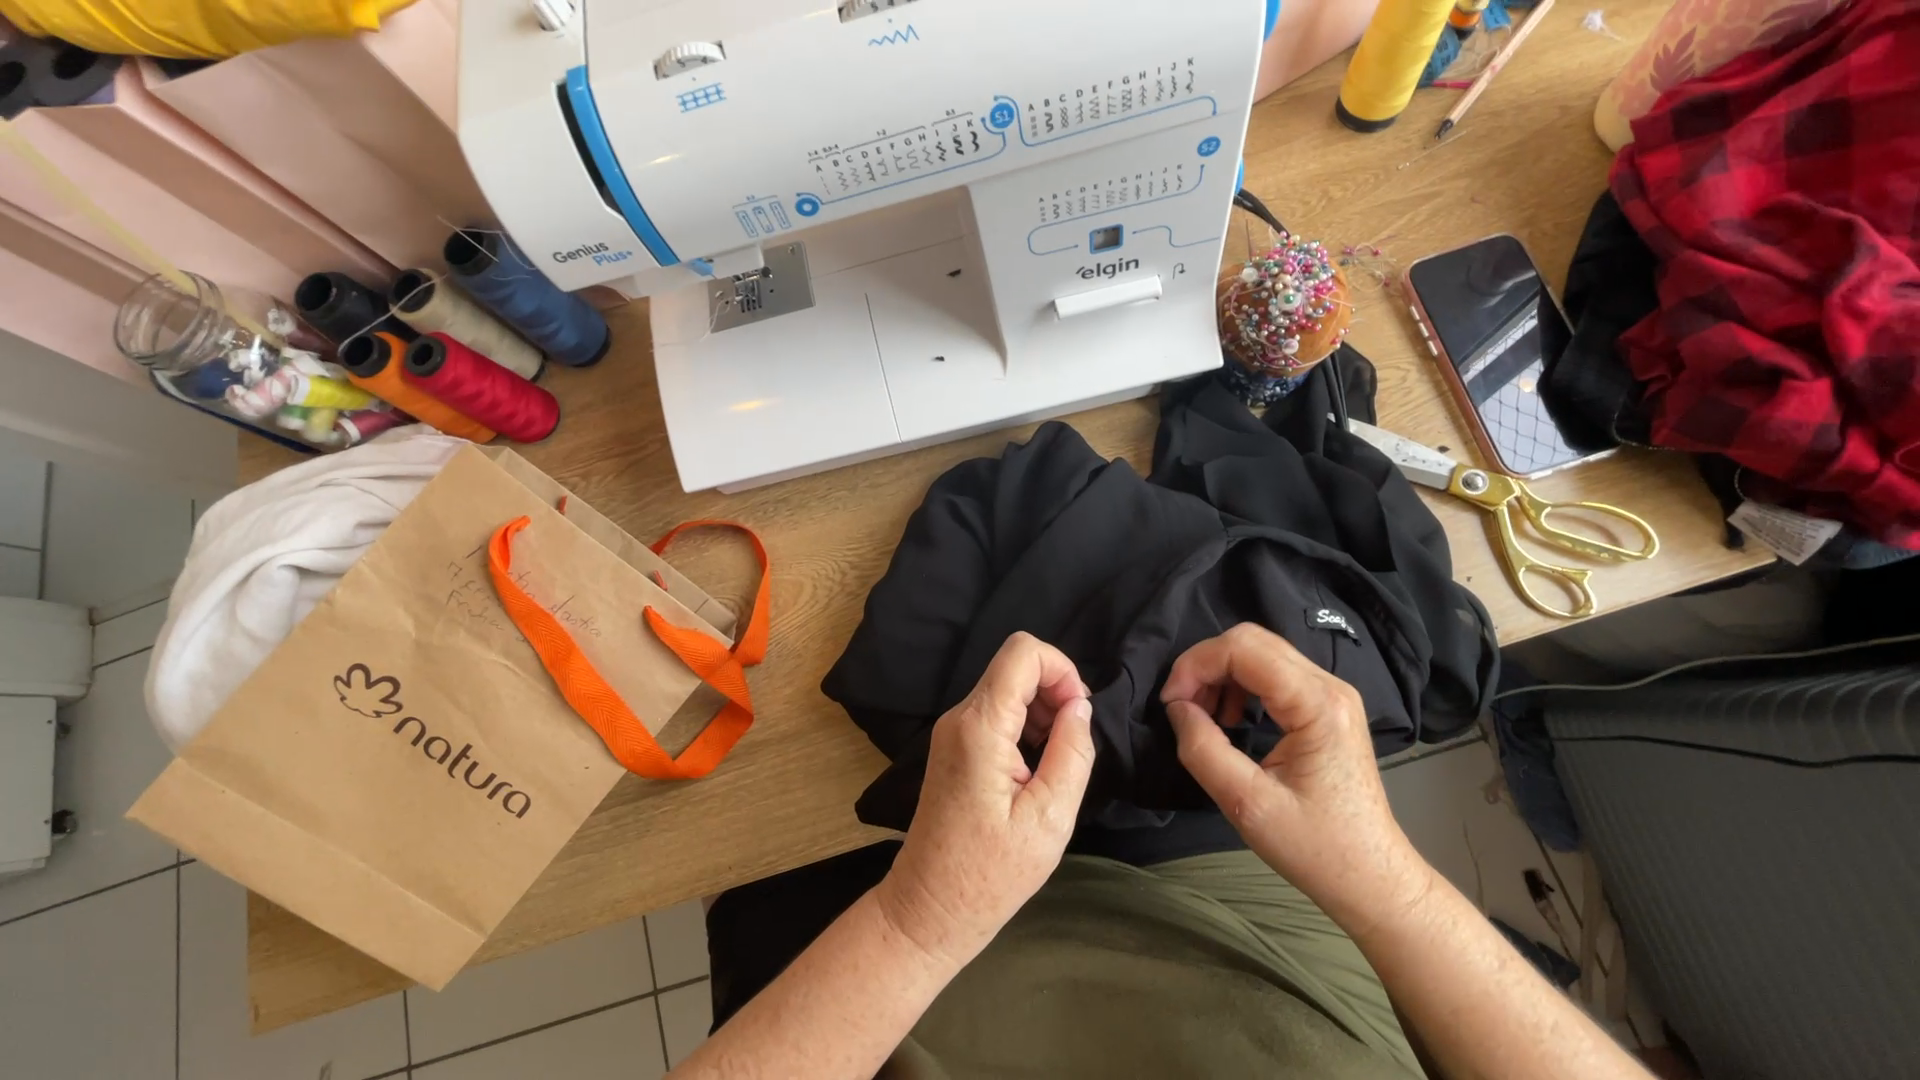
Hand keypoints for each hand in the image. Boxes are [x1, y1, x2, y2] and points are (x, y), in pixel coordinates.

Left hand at [877, 632, 1095, 964]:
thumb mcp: (1050, 818)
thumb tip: (1080, 707)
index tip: (1080, 713)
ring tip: (1057, 762)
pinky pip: (996, 712)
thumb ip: (1072, 752)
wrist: (930, 908)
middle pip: (1015, 666)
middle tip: (1074, 743)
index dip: (1061, 668)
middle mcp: (959, 717)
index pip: (1022, 651)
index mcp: (980, 727)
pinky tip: (1036, 768)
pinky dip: (1026, 725)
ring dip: (1043, 710)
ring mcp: (952, 730)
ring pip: (1007, 686)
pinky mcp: (954, 746)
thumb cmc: (992, 873)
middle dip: (1055, 690)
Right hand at [1161, 624, 1431, 931]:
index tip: (1169, 703)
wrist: (1372, 879)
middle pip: (1251, 640)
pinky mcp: (1326, 706)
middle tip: (1181, 707)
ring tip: (1203, 717)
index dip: (1195, 666)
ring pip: (1259, 652)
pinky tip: (1229, 720)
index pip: (1243, 648)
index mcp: (1317, 704)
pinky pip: (1272, 672)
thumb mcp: (1245, 804)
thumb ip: (1202, 749)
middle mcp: (1330, 686)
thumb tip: (1176, 708)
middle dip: (1204, 666)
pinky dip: (1239, 685)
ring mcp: (1331, 694)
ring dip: (1219, 674)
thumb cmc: (1315, 848)